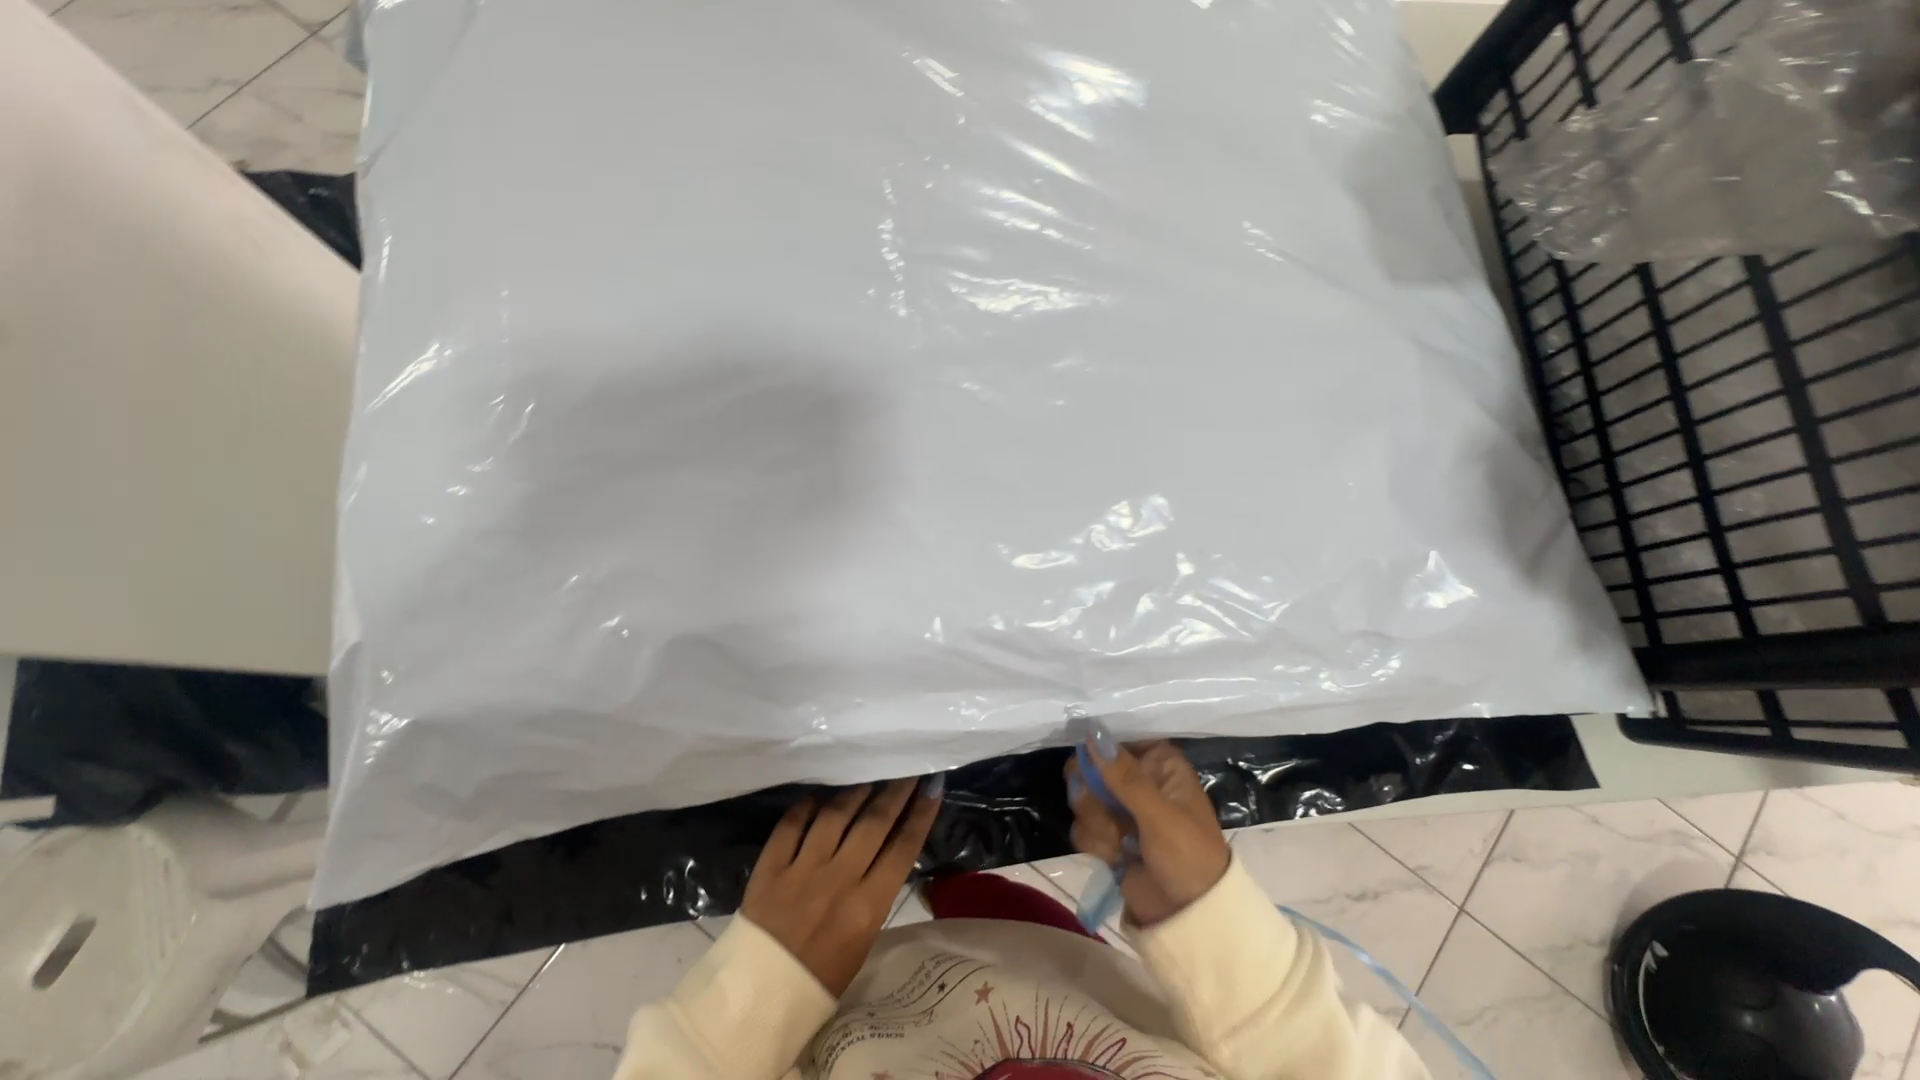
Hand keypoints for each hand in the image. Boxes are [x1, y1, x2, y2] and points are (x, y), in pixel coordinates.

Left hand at [738, 776, 943, 995]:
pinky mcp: (770, 868)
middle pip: (873, 823)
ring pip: (835, 816)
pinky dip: (807, 807)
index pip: (903, 848)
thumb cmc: (819, 981)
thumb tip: (884, 855)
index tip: (933, 785)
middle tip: (907, 770)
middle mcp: (838, 880)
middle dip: (895, 792)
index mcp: (867, 906)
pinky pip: (792, 826)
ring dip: (855, 792)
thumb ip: (874, 896)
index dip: (921, 813)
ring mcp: (802, 870)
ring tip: (868, 778)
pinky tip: (819, 798)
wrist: (759, 999)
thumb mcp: (863, 943)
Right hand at [1066, 733, 1229, 927]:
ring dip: (1099, 826)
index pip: (1115, 740)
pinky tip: (1118, 858)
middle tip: (1110, 813)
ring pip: (1083, 800)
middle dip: (1094, 798)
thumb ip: (1124, 776)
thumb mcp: (1159, 815)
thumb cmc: (1188, 855)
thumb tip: (1093, 733)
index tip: (1089, 771)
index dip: (1096, 753)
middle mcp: (1138, 780)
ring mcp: (1121, 809)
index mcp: (1159, 764)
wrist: (1190, 915)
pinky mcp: (1108, 836)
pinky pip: (1083, 828)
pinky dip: (1097, 845)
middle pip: (1090, 769)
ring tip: (1124, 845)